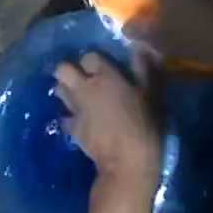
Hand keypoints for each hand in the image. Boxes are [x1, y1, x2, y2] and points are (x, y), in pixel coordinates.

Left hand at [54, 53, 161, 193]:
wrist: (128, 164)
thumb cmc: (145, 125)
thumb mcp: (154, 95)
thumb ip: (146, 70)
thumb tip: (140, 48)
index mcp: (105, 76)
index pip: (89, 56)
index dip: (94, 60)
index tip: (104, 66)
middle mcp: (85, 88)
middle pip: (62, 69)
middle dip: (68, 70)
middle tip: (82, 77)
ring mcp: (76, 110)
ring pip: (59, 90)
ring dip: (66, 89)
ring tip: (79, 95)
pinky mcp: (72, 130)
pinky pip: (65, 116)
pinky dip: (71, 115)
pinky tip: (81, 119)